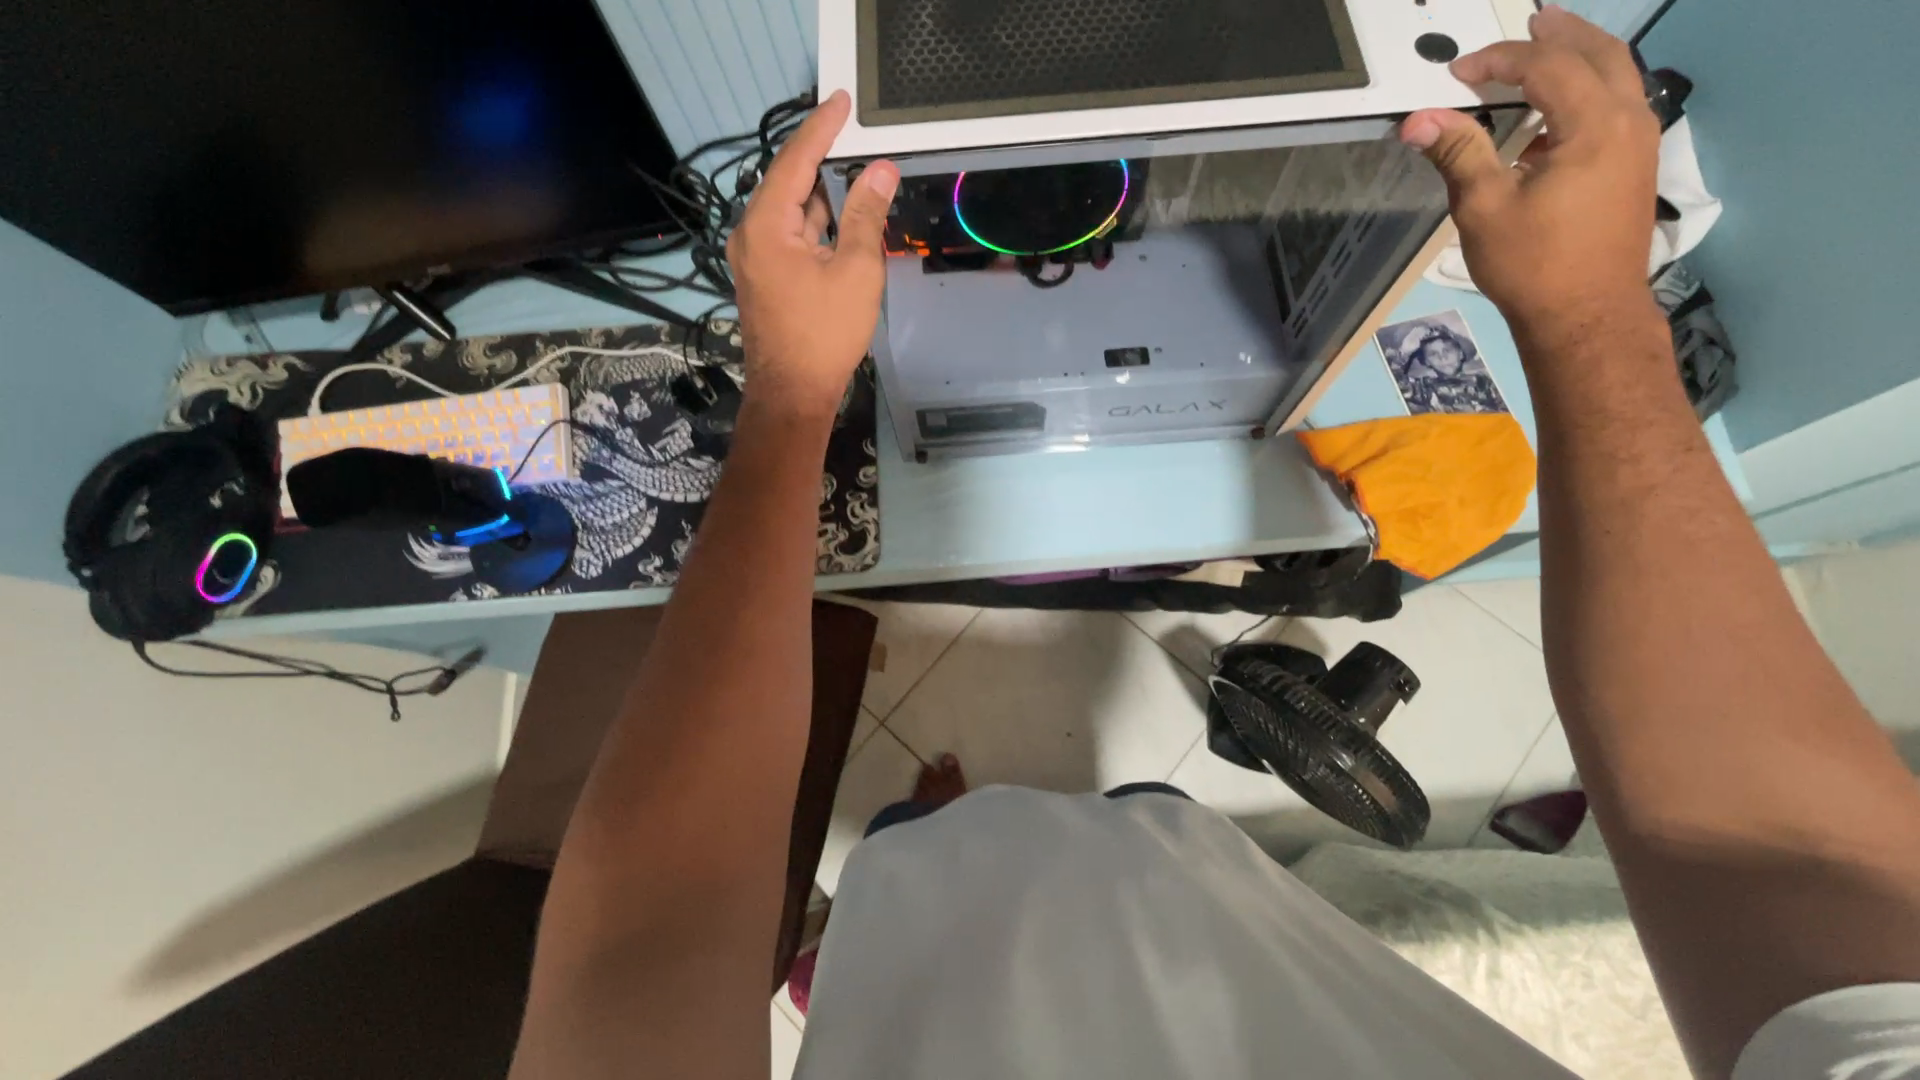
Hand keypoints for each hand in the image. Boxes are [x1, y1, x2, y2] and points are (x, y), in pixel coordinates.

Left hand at [727, 90, 899, 416]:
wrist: (792, 393)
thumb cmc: (824, 334)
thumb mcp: (855, 270)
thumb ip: (865, 215)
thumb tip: (880, 171)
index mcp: (766, 225)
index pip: (795, 160)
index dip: (821, 128)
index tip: (842, 100)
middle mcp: (751, 234)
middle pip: (791, 184)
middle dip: (825, 163)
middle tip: (857, 138)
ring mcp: (755, 258)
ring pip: (794, 214)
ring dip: (826, 199)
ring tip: (860, 180)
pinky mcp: (765, 279)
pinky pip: (792, 238)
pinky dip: (818, 227)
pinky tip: (844, 223)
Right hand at [1400, 6, 1662, 339]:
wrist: (1586, 313)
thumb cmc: (1532, 264)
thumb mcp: (1484, 208)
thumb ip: (1458, 154)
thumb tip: (1418, 120)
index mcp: (1594, 125)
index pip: (1548, 67)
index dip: (1500, 60)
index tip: (1459, 72)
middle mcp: (1628, 121)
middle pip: (1599, 54)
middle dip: (1560, 34)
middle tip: (1531, 20)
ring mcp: (1640, 143)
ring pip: (1617, 76)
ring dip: (1581, 57)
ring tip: (1550, 50)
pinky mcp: (1636, 166)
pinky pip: (1618, 105)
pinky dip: (1589, 90)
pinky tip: (1556, 114)